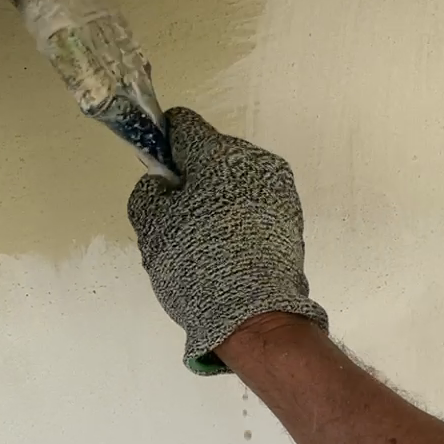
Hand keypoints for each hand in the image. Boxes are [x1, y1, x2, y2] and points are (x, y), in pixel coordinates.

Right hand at [127, 109, 329, 373]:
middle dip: (195, 180)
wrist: (255, 318)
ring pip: (236, 185)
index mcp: (218, 153)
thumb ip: (150, 192)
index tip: (159, 175)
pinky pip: (255, 211)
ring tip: (209, 247)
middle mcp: (256, 163)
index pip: (183, 126)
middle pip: (213, 157)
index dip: (165, 147)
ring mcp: (280, 193)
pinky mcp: (293, 223)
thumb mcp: (151, 228)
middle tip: (181, 223)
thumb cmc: (197, 267)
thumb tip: (163, 183)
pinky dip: (240, 224)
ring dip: (220, 203)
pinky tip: (231, 256)